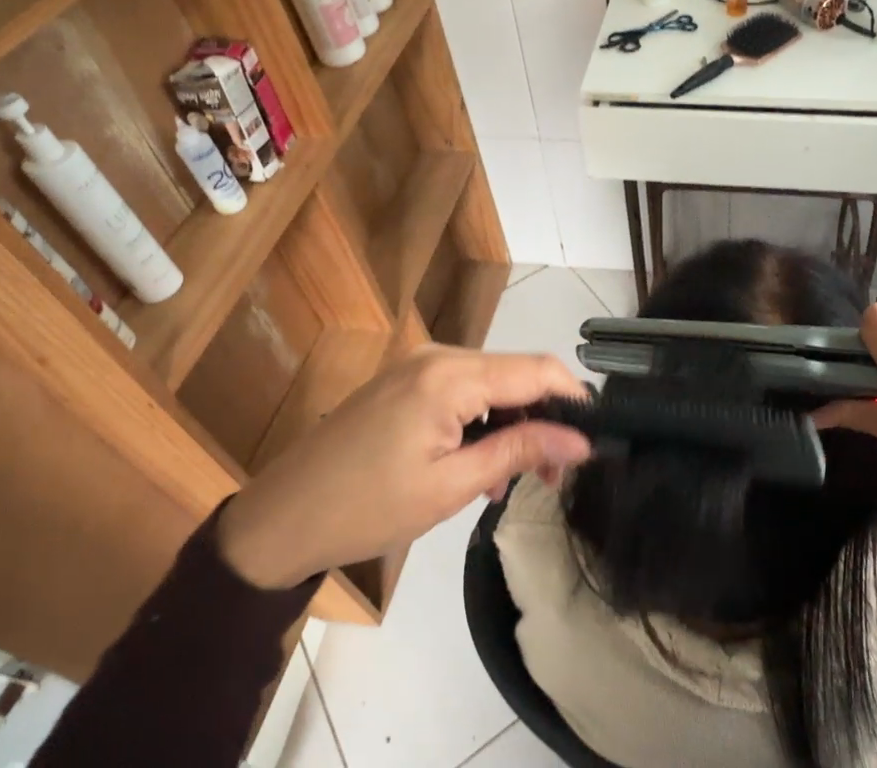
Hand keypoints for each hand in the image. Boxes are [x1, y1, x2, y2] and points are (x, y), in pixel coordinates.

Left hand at [217, 347, 592, 589]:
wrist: (281, 519)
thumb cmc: (366, 508)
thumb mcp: (451, 486)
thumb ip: (519, 451)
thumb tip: (581, 441)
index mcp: (449, 376)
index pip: (537, 369)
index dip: (574, 400)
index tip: (595, 441)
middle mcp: (437, 356)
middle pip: (516, 374)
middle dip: (544, 418)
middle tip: (553, 477)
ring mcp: (418, 366)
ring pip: (493, 383)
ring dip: (513, 424)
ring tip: (515, 480)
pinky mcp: (404, 381)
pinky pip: (464, 390)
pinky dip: (483, 421)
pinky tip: (482, 463)